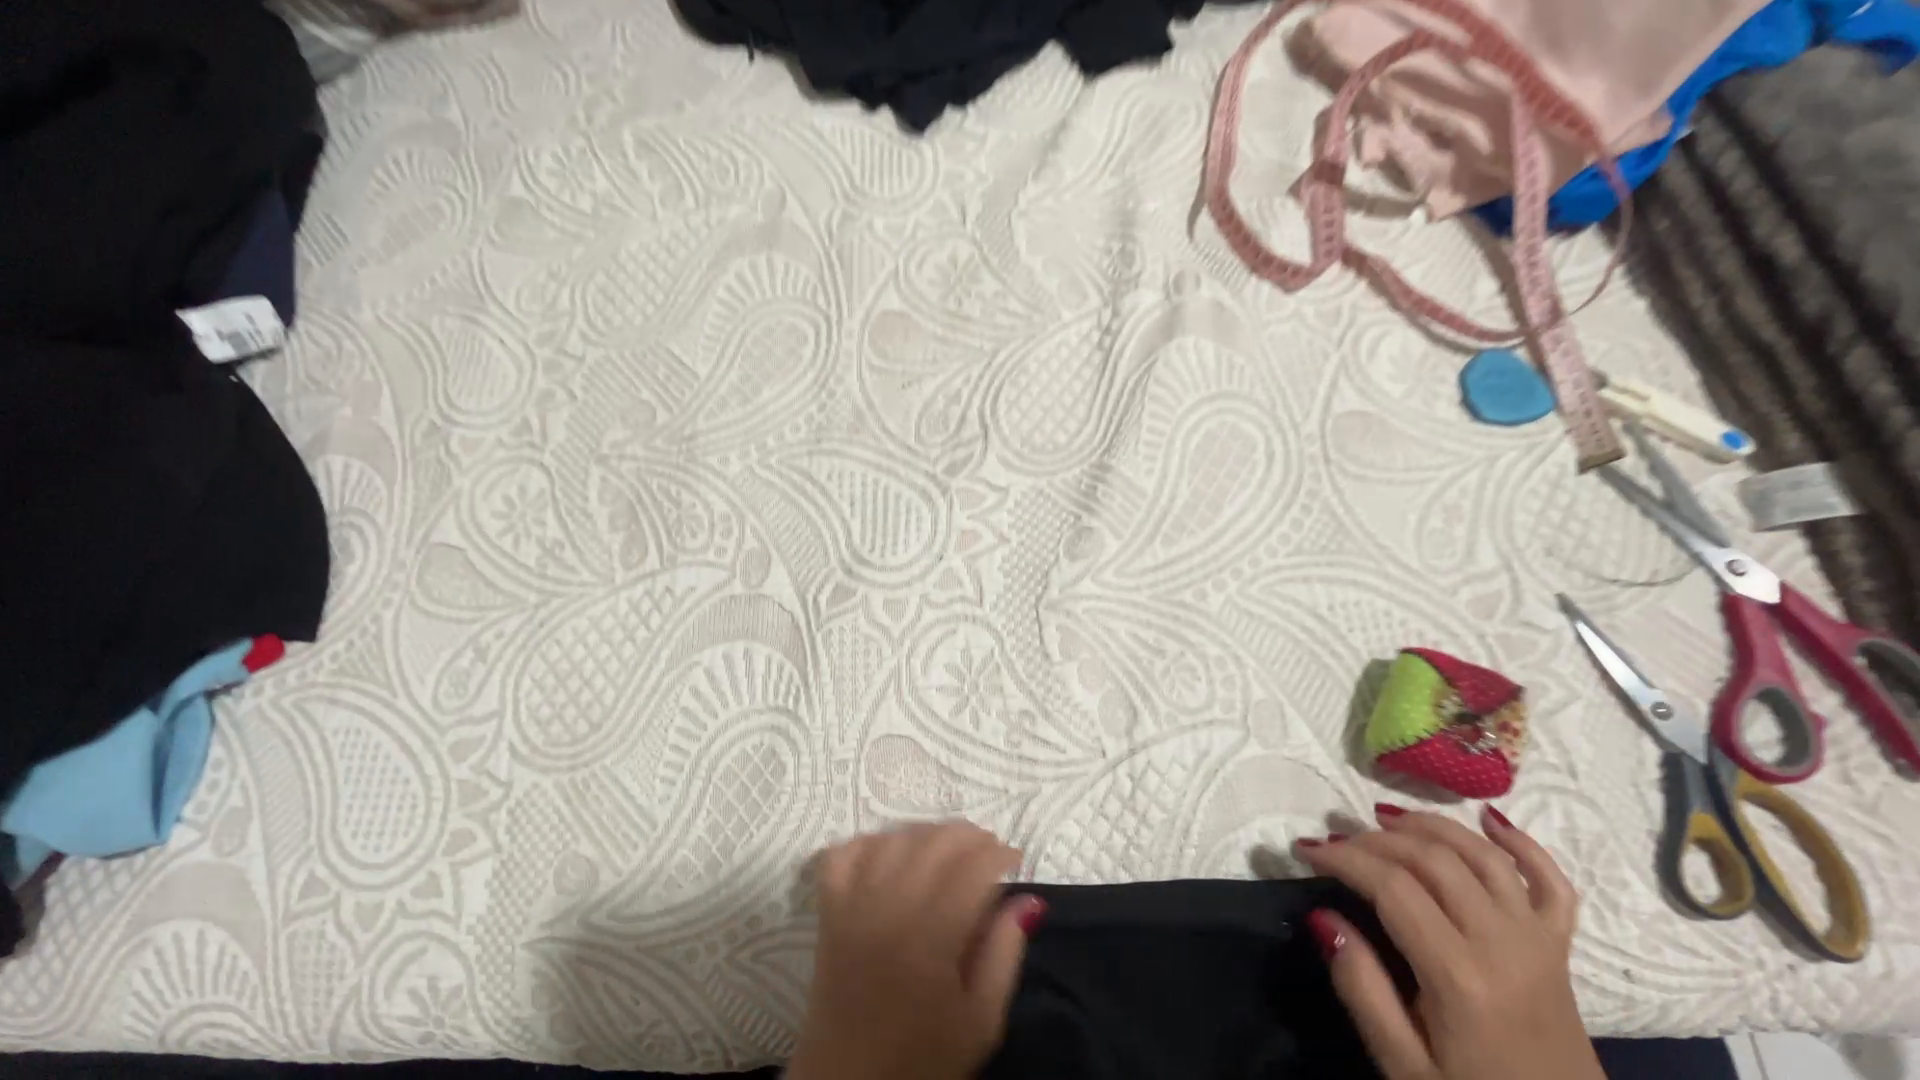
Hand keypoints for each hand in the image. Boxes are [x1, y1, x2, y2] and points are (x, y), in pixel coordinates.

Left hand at [787, 823, 1045, 1079]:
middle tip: (989, 851)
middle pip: (932, 842)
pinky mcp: (828, 913)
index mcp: (932, 935)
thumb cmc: (922, 1059)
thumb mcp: (981, 1021)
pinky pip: (843, 853)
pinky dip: (870, 842)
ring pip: (891, 838)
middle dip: (967, 835)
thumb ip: (1004, 953)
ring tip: (949, 850)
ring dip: (925, 832)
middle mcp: (889, 907)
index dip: (999, 853)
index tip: (1016, 861)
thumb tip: (1028, 900)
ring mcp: (852, 905)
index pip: (971, 866)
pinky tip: (891, 853)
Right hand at [1295, 804, 1604, 1079]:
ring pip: (1482, 856)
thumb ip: (1361, 988)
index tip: (1305, 848)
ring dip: (1431, 826)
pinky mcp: (1560, 946)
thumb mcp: (1402, 1064)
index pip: (1393, 887)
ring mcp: (1538, 940)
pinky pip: (1550, 881)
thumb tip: (1321, 917)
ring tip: (1385, 818)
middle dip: (1376, 839)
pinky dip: (1522, 843)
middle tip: (1335, 838)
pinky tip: (1489, 819)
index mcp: (1458, 975)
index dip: (1344, 858)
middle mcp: (1503, 943)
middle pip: (1434, 860)